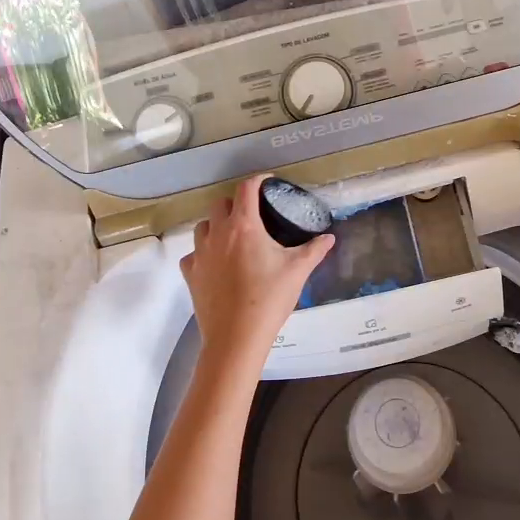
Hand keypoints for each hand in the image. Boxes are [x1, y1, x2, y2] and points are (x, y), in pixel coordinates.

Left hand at [180, 175, 334, 369]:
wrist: (236, 338)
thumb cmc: (268, 299)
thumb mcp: (297, 271)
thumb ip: (314, 250)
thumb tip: (329, 237)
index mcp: (244, 226)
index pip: (247, 189)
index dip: (258, 181)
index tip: (268, 184)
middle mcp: (218, 232)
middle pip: (221, 203)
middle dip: (236, 203)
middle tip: (253, 215)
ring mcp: (200, 253)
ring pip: (203, 226)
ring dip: (217, 226)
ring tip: (233, 238)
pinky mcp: (190, 273)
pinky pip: (193, 254)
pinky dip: (203, 253)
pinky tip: (216, 264)